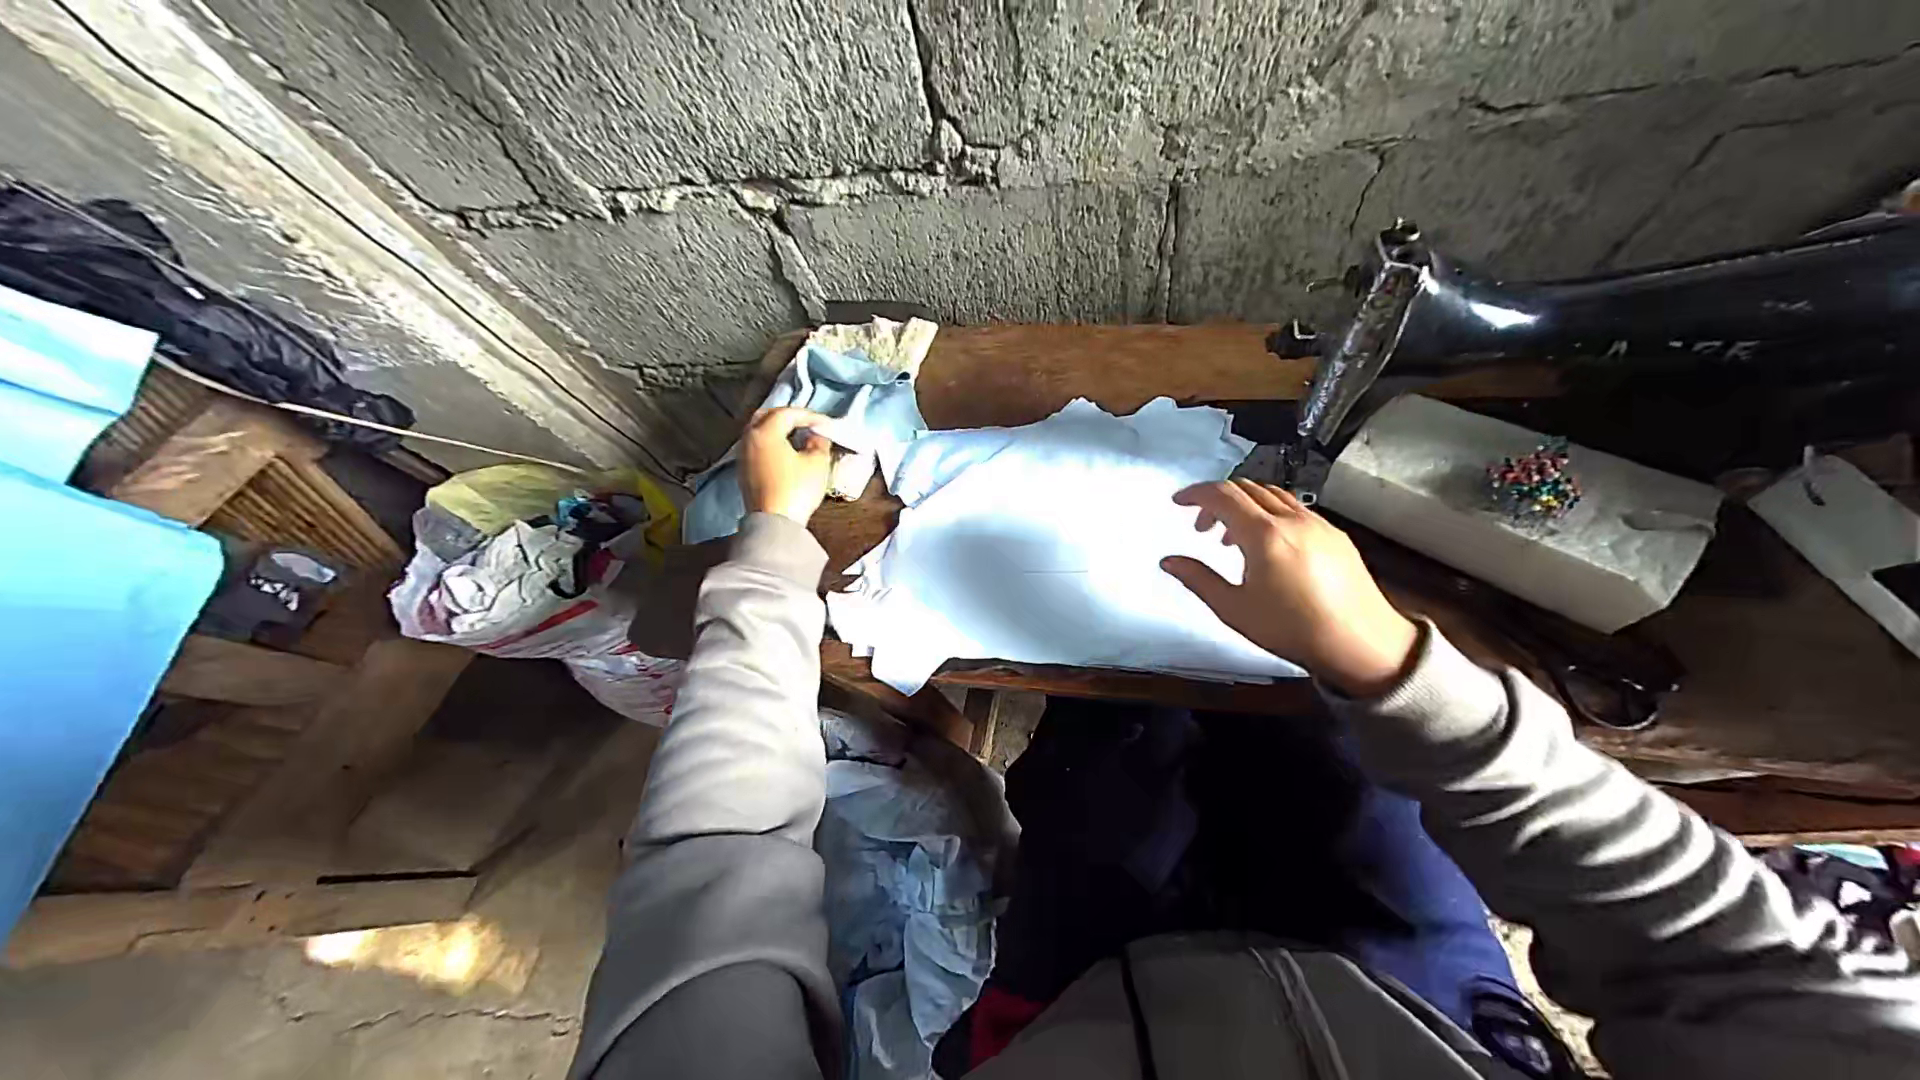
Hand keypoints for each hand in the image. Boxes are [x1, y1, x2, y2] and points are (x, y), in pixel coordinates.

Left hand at [739, 407, 833, 525]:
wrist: (774, 523)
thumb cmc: (795, 491)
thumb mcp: (817, 463)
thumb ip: (819, 443)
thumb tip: (816, 436)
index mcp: (765, 432)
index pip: (787, 413)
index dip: (809, 415)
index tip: (825, 423)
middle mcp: (749, 440)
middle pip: (766, 416)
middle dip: (787, 416)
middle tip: (806, 422)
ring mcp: (743, 457)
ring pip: (758, 432)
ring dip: (776, 429)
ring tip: (796, 436)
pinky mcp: (744, 473)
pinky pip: (756, 448)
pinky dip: (770, 444)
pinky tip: (784, 453)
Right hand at [1162, 479, 1418, 697]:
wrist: (1363, 644)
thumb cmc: (1294, 629)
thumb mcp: (1234, 609)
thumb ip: (1198, 579)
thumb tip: (1169, 562)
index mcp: (1264, 535)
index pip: (1222, 495)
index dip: (1195, 494)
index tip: (1179, 501)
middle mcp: (1292, 520)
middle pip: (1246, 488)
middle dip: (1216, 500)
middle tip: (1201, 526)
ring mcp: (1318, 524)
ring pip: (1272, 494)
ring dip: (1244, 505)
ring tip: (1232, 537)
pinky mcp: (1335, 535)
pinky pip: (1295, 508)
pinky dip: (1269, 513)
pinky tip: (1267, 545)